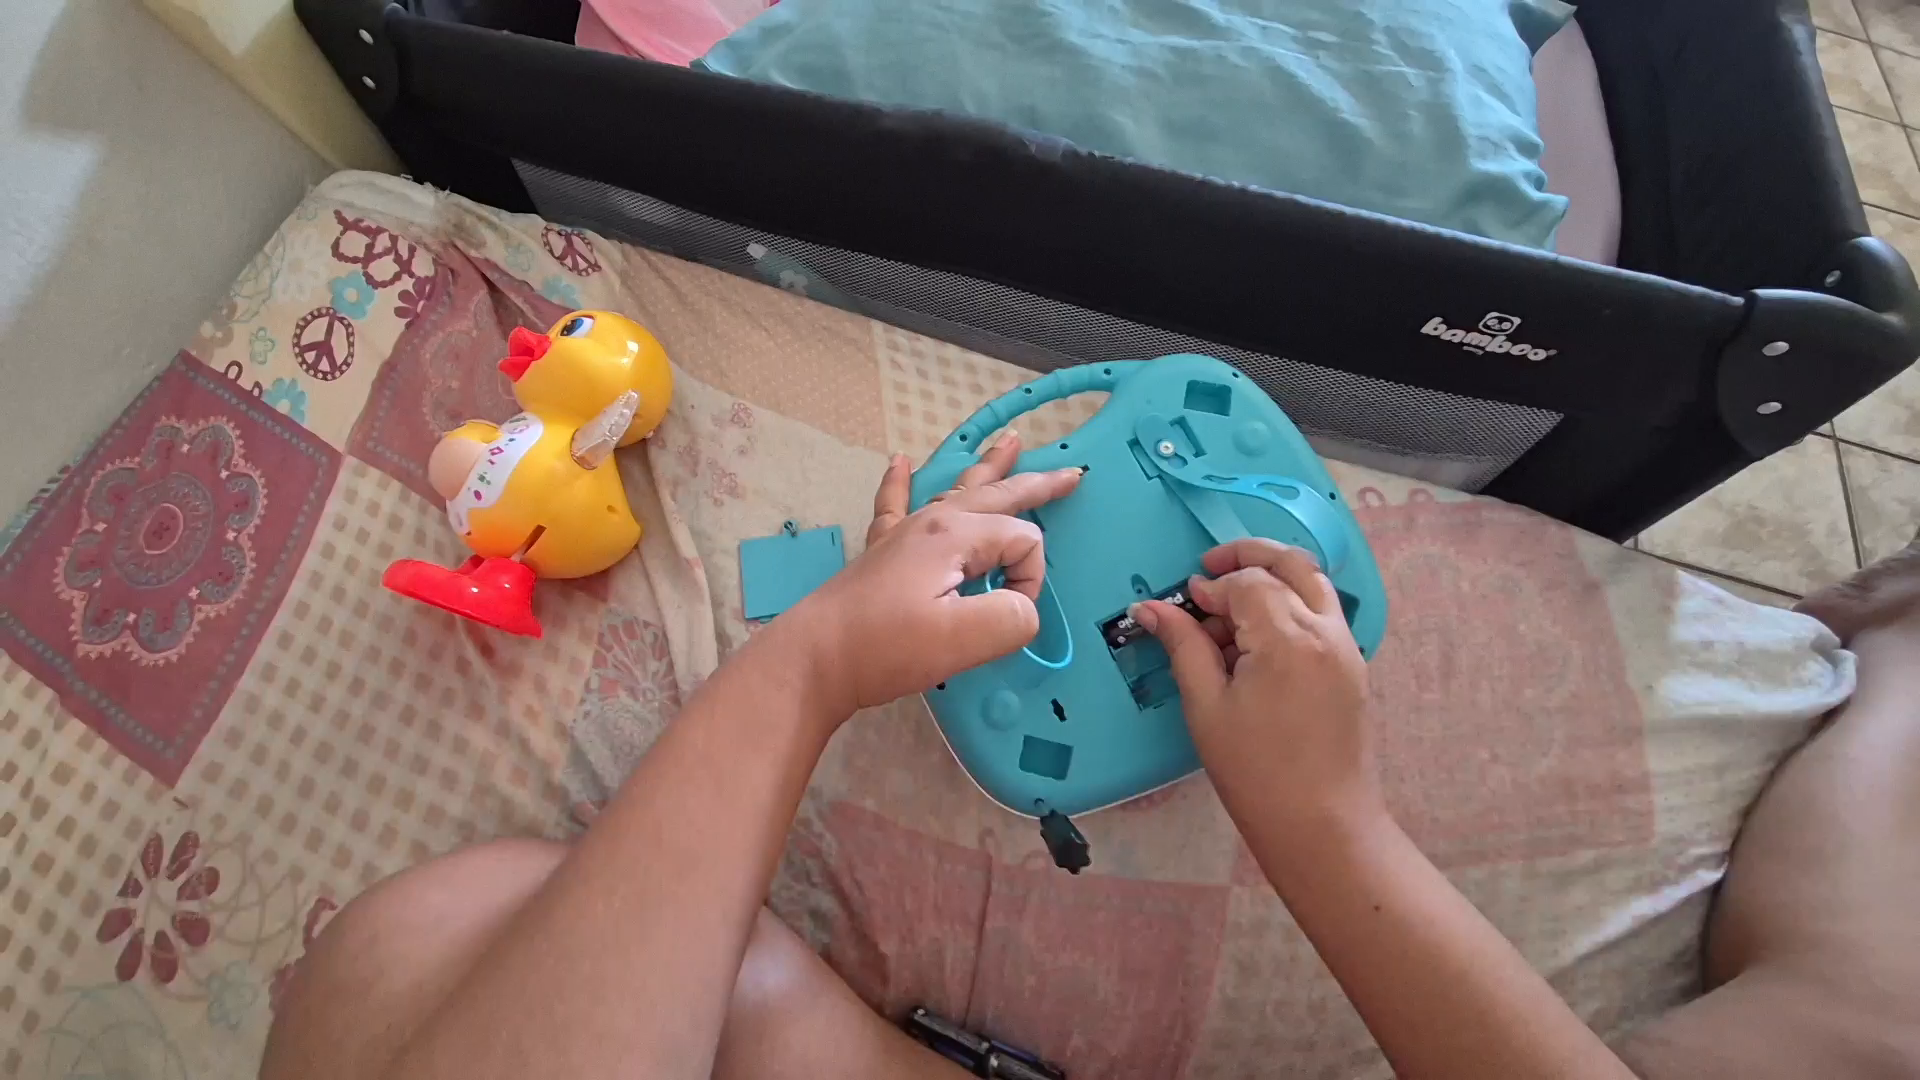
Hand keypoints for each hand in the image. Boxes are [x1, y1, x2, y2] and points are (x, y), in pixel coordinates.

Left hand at [795, 432, 1082, 712]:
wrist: (814, 657)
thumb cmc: (887, 647)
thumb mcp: (966, 639)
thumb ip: (1014, 616)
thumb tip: (1021, 604)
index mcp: (957, 536)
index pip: (1024, 543)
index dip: (1030, 581)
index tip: (1008, 616)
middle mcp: (933, 522)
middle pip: (998, 495)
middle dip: (1036, 485)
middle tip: (1071, 474)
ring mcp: (904, 533)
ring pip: (956, 490)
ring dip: (988, 469)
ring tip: (1012, 442)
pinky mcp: (882, 551)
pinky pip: (895, 504)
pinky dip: (900, 482)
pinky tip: (897, 461)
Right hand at [1133, 538, 1379, 832]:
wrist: (1322, 824)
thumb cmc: (1254, 769)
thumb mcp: (1206, 705)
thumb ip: (1182, 645)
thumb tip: (1149, 606)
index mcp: (1288, 639)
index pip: (1247, 583)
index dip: (1211, 587)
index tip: (1185, 605)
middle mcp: (1326, 631)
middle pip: (1290, 563)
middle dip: (1247, 556)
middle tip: (1210, 567)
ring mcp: (1346, 646)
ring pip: (1313, 581)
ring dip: (1272, 576)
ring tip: (1232, 606)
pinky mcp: (1352, 665)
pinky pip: (1323, 611)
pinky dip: (1290, 603)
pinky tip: (1258, 637)